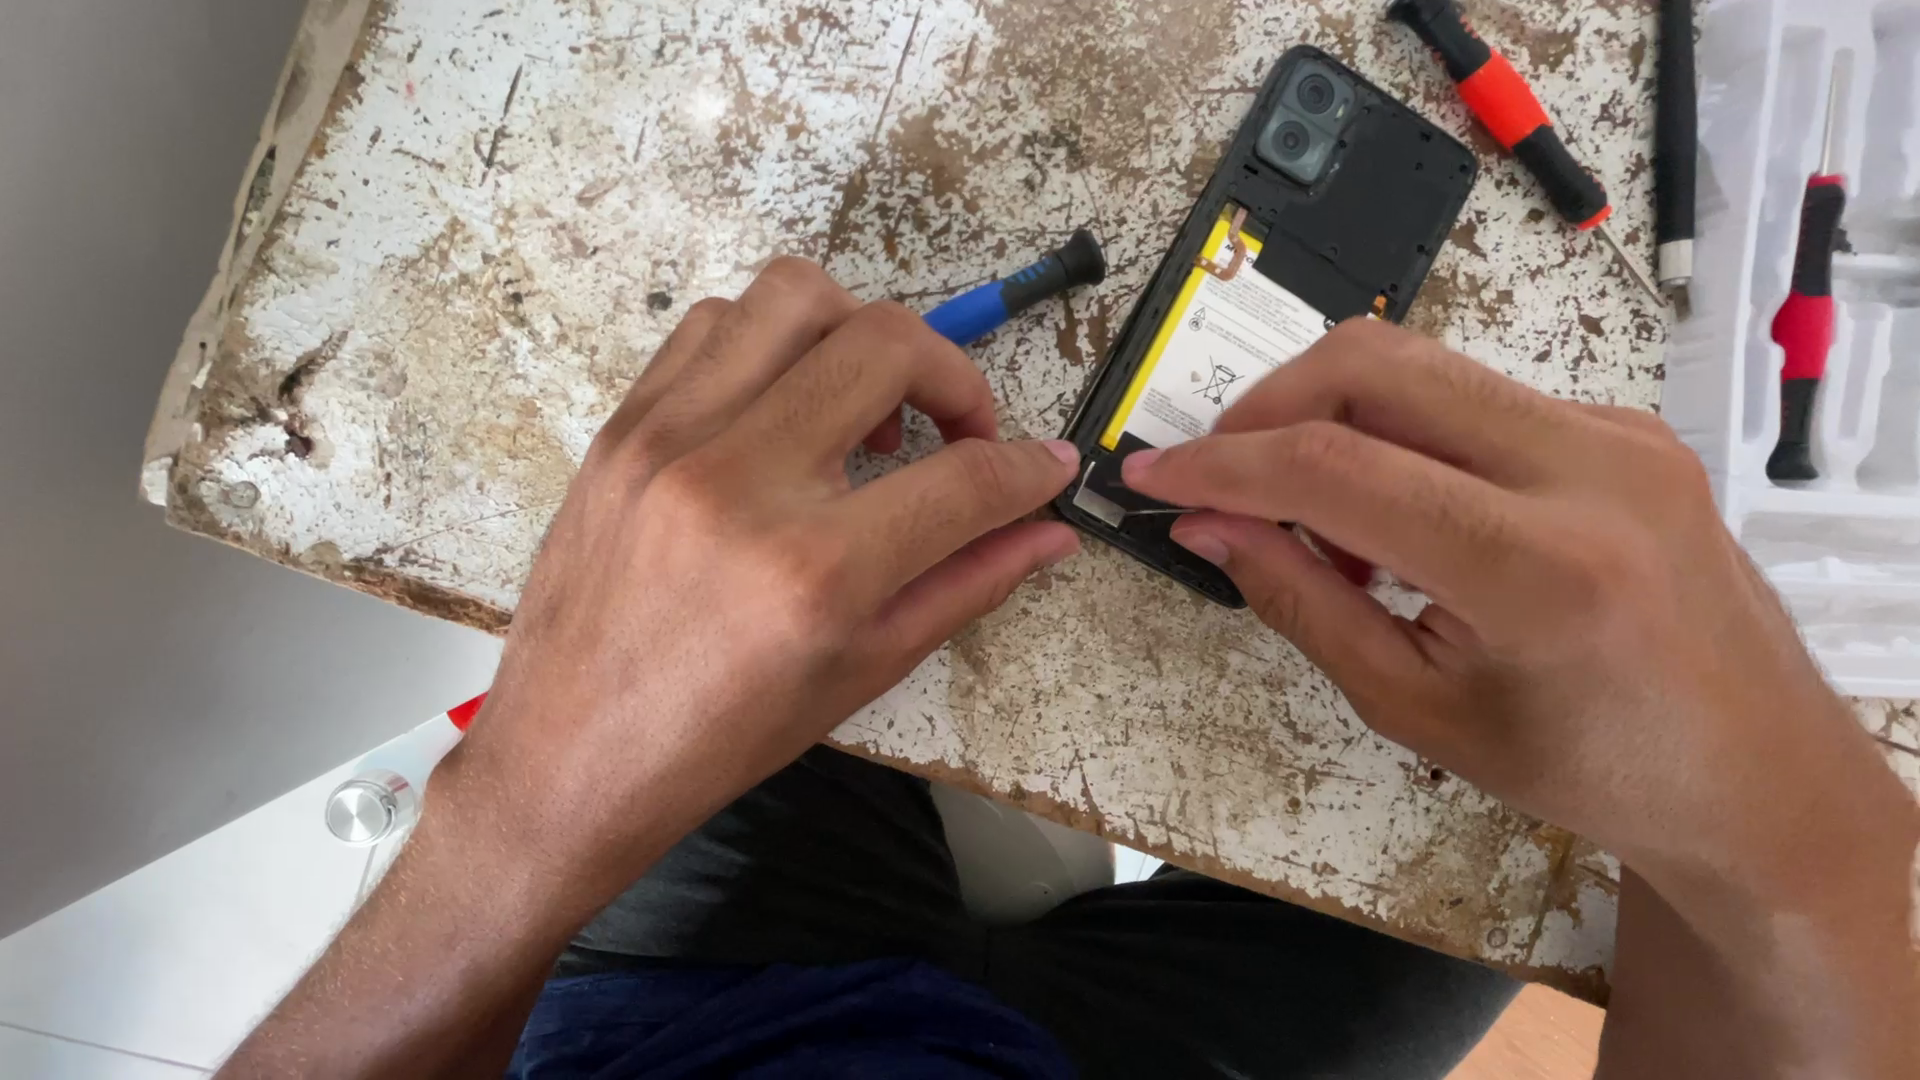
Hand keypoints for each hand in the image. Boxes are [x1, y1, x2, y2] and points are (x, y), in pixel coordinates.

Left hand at [441, 258, 1079, 895]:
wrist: (569, 757)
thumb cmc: (727, 734)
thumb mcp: (866, 670)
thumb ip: (971, 585)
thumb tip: (1051, 532)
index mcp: (816, 570)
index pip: (964, 481)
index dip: (1028, 468)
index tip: (1049, 465)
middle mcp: (742, 479)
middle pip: (887, 345)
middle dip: (957, 379)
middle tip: (960, 432)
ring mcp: (670, 437)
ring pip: (796, 295)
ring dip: (863, 334)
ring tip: (869, 407)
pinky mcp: (624, 424)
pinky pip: (717, 324)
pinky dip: (779, 343)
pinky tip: (789, 407)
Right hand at [1121, 319, 1907, 894]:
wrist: (1758, 773)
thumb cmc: (1574, 764)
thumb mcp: (1406, 703)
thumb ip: (1295, 598)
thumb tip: (1204, 525)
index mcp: (1536, 566)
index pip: (1335, 467)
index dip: (1220, 464)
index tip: (1148, 474)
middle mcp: (1586, 464)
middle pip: (1370, 364)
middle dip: (1260, 406)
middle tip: (1215, 472)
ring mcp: (1610, 428)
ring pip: (1409, 360)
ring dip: (1316, 413)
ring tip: (1298, 506)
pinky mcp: (1611, 422)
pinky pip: (1454, 391)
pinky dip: (1378, 429)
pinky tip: (1378, 506)